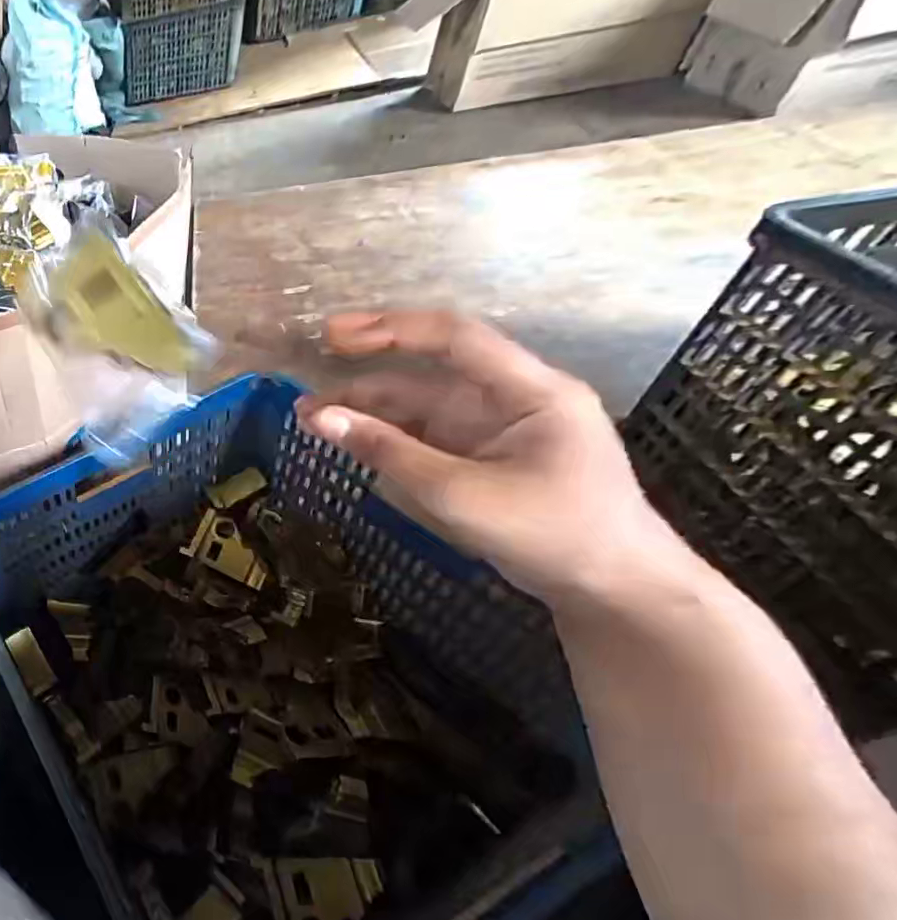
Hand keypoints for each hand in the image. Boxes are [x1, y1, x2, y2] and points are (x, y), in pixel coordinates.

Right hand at [293, 311, 679, 601]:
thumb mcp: (457, 493)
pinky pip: (421, 434)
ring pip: (417, 406)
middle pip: (425, 374)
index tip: (332, 335)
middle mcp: (508, 398)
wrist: (614, 589)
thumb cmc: (551, 534)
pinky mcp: (479, 455)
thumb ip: (385, 451)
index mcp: (528, 391)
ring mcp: (492, 428)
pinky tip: (346, 440)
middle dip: (362, 380)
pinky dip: (381, 436)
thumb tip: (317, 417)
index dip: (390, 329)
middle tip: (305, 393)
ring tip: (309, 422)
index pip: (453, 338)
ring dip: (364, 412)